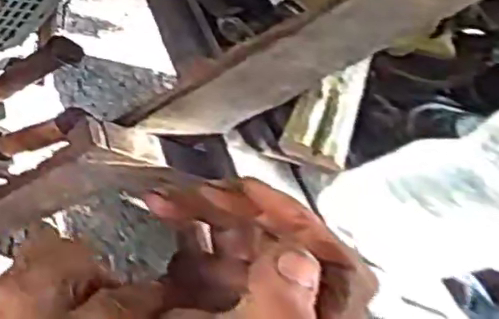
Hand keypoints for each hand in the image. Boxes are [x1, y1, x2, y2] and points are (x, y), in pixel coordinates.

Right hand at [146, 180, 375, 318]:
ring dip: (205, 211)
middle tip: (199, 191)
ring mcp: (253, 307)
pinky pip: (210, 255)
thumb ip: (280, 308)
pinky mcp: (216, 303)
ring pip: (245, 244)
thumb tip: (297, 256)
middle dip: (239, 208)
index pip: (335, 262)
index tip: (249, 191)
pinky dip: (187, 229)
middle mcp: (292, 311)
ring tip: (168, 199)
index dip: (298, 219)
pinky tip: (163, 214)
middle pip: (285, 244)